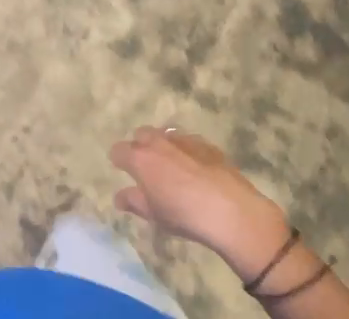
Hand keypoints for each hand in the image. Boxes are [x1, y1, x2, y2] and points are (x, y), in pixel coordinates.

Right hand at [109, 126, 290, 280]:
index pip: (118, 150)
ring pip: (166, 134)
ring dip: (163, 145)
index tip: (122, 170)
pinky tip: (196, 168)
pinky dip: (186, 150)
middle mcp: (159, 142)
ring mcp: (184, 139)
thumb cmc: (184, 215)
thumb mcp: (154, 214)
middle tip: (147, 168)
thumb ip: (133, 202)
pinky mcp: (207, 144)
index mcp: (140, 158)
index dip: (119, 160)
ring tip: (171, 165)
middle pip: (141, 134)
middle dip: (140, 146)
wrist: (229, 210)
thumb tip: (119, 196)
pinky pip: (189, 141)